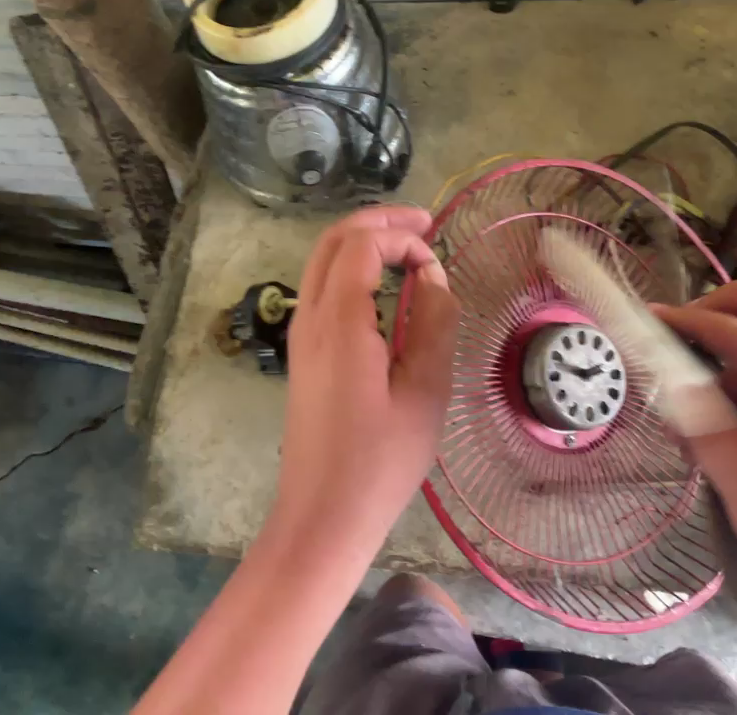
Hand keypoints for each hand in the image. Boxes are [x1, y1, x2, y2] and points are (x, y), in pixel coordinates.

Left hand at [270, 206, 460, 547]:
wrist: (322, 515)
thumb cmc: (380, 461)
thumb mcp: (425, 392)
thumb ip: (434, 324)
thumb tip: (432, 277)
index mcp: (338, 322)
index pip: (362, 244)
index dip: (402, 237)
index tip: (437, 262)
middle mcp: (309, 318)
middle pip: (333, 241)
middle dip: (378, 222)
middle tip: (424, 223)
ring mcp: (300, 335)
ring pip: (322, 261)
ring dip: (363, 242)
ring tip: (408, 245)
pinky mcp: (303, 353)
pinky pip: (321, 288)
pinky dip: (351, 268)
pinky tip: (384, 286)